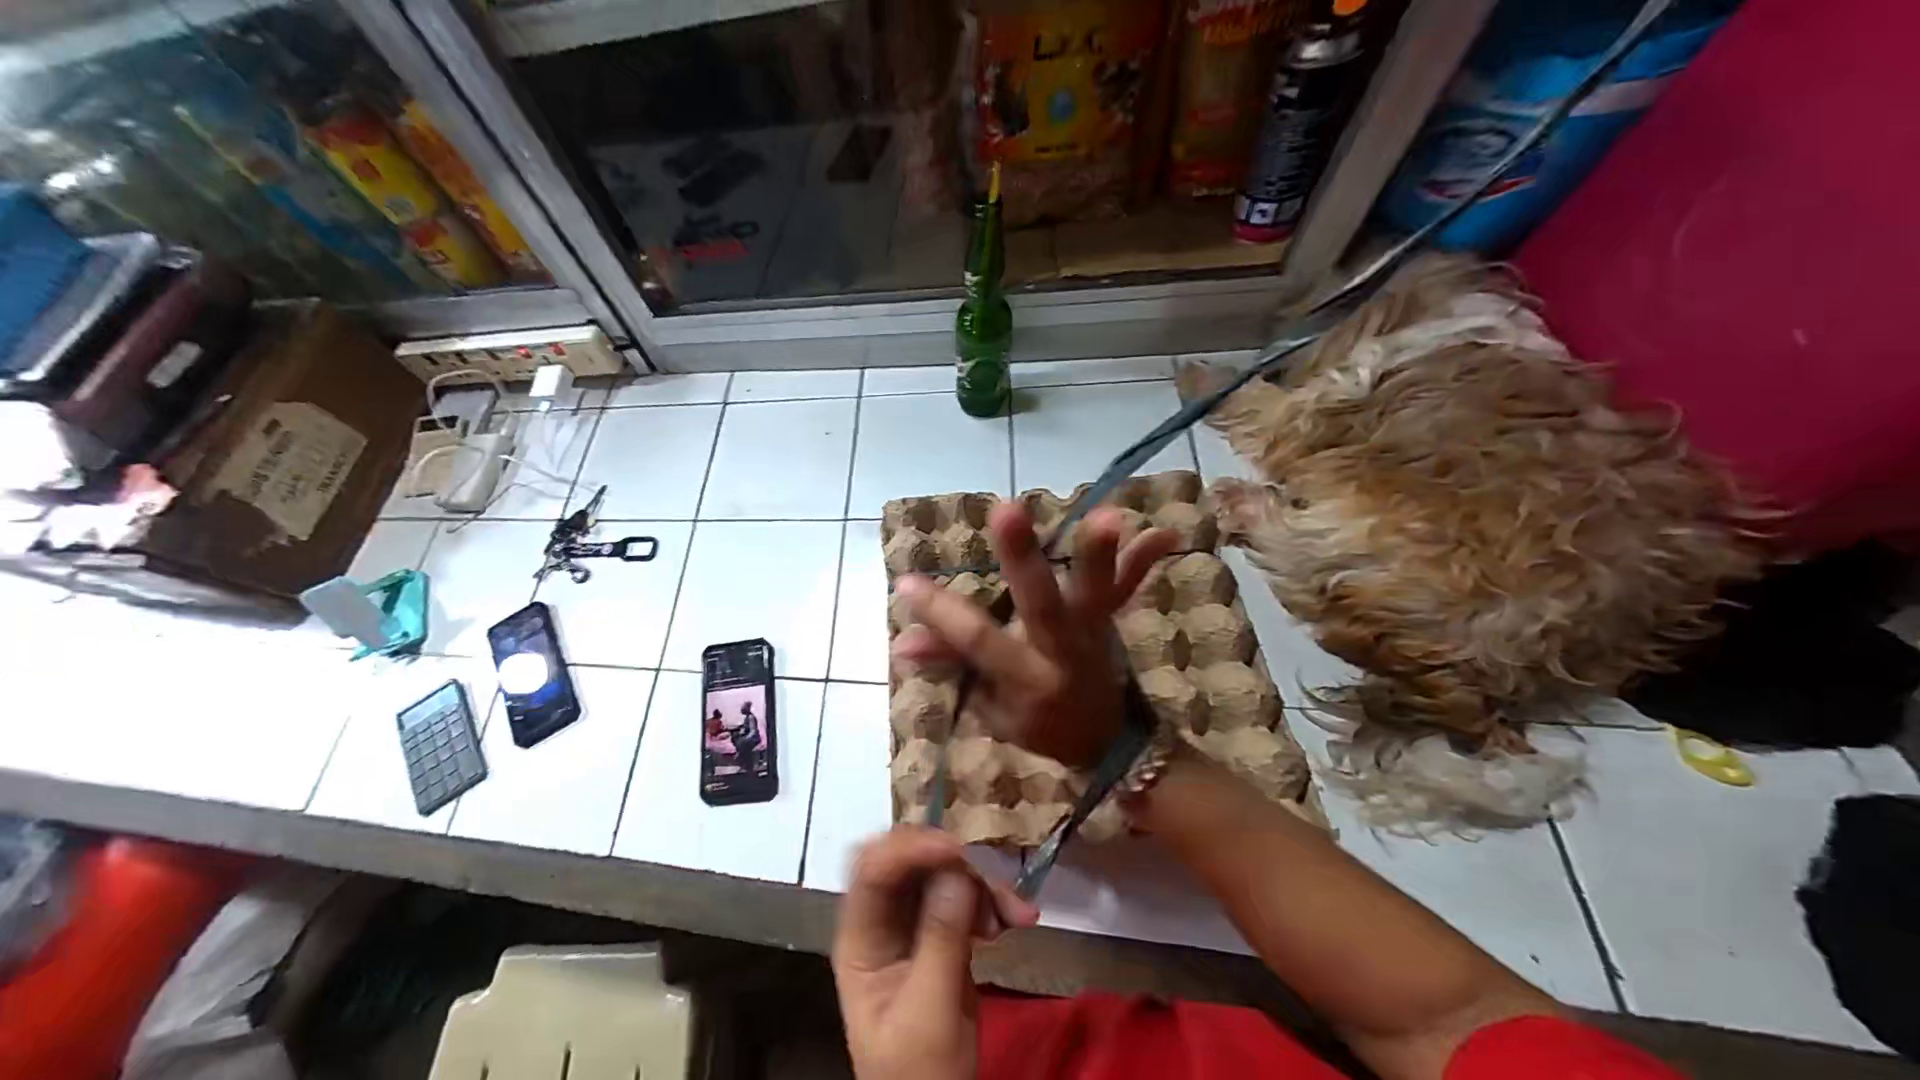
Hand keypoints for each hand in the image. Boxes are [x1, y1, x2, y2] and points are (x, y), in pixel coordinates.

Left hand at [832, 827, 1038, 1079]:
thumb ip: (941, 938)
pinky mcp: (943, 935)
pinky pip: (966, 899)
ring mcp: (913, 926)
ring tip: (1011, 914)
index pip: (872, 872)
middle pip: (909, 864)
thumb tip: (956, 873)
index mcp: (861, 939)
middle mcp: (883, 922)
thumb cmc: (919, 1073)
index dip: (908, 849)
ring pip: (942, 876)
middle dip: (951, 863)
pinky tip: (1015, 920)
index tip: (955, 849)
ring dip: (980, 884)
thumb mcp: (929, 1011)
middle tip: (987, 878)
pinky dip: (991, 902)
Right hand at [893, 503, 1178, 767]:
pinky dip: (1143, 561)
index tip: (906, 581)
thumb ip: (954, 667)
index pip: (976, 640)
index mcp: (1026, 678)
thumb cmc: (1040, 726)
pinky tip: (1166, 532)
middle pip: (1040, 603)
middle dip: (1022, 556)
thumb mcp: (991, 710)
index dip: (940, 612)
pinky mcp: (1111, 623)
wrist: (1108, 744)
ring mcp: (1093, 633)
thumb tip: (903, 641)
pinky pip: (1126, 590)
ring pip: (1095, 592)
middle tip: (1007, 510)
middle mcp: (1061, 652)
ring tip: (1107, 515)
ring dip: (1099, 553)